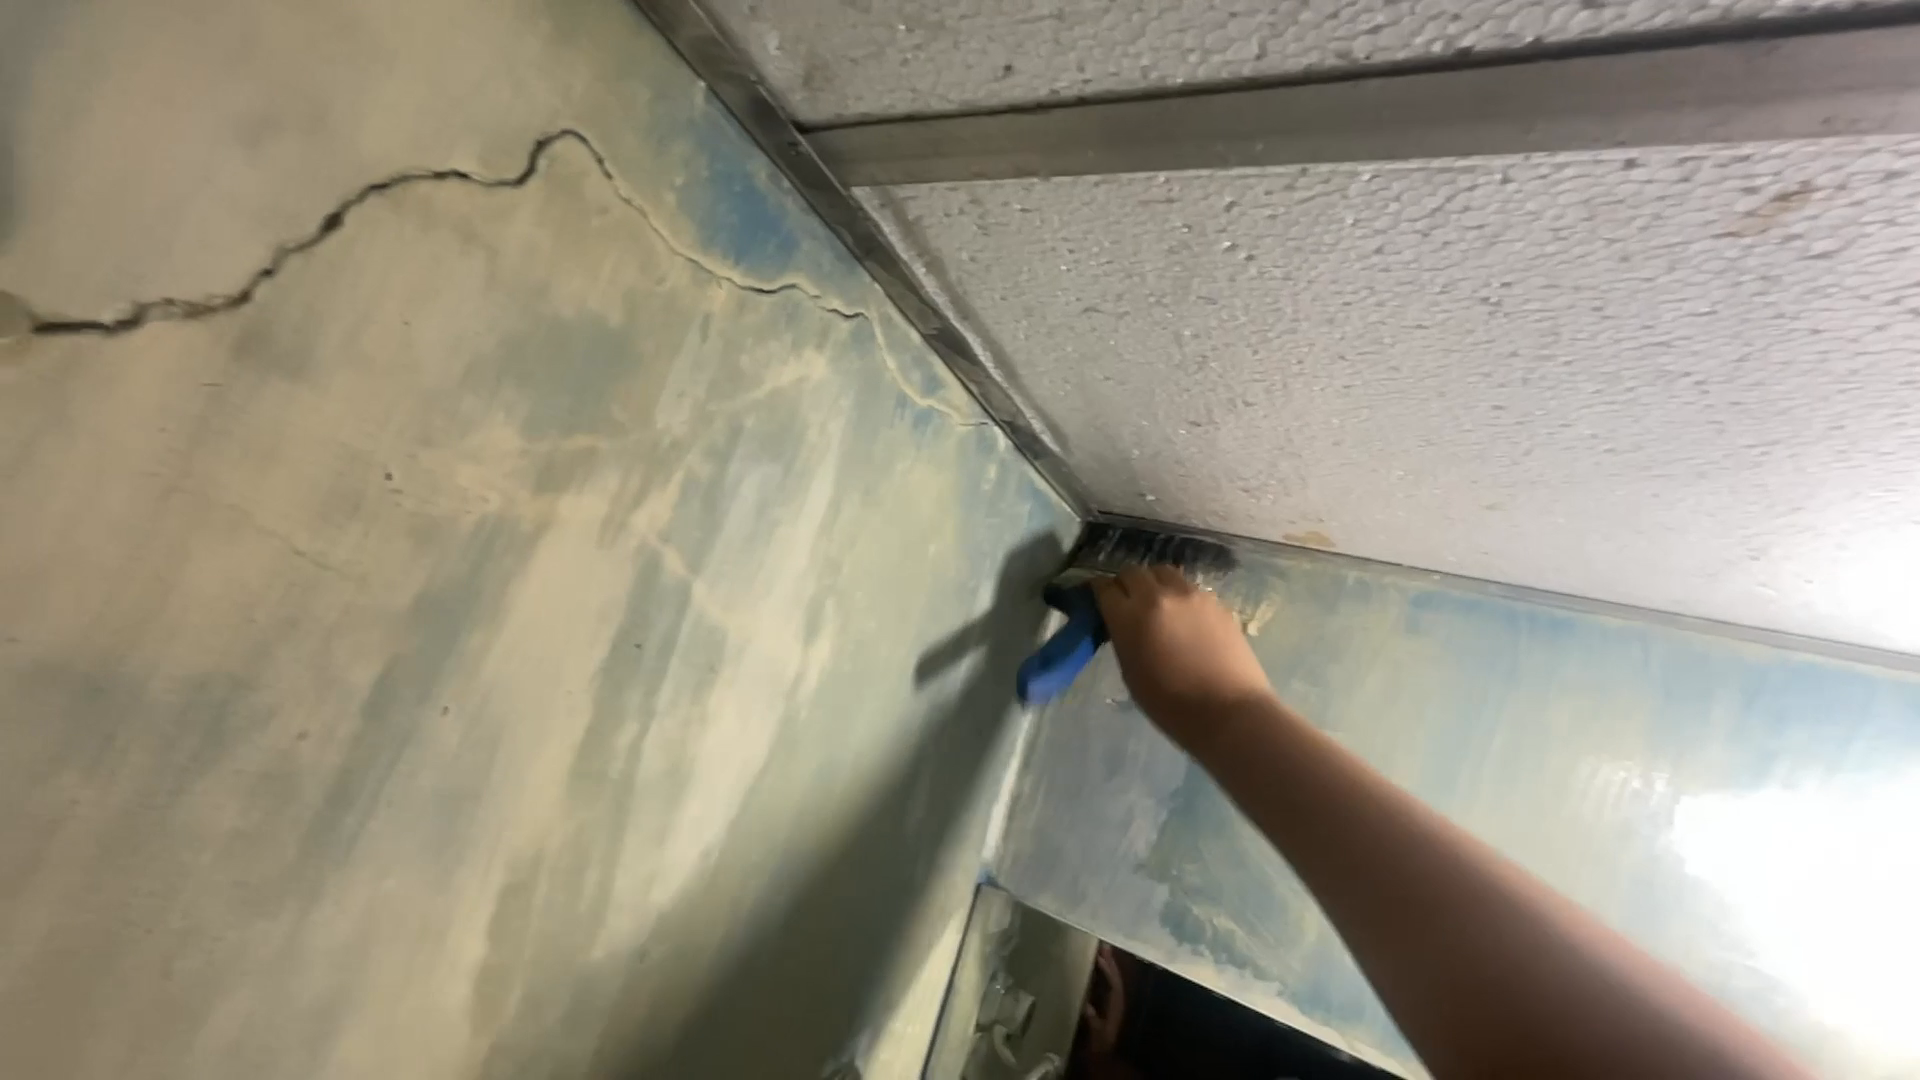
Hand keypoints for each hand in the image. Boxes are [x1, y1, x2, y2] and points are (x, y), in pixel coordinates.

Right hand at [1092, 566, 1274, 746]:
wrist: (1229, 712)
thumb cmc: (1170, 705)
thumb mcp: (1130, 671)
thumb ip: (1123, 637)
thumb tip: (1122, 621)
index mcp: (1130, 616)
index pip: (1104, 587)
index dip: (1099, 591)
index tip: (1099, 599)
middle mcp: (1159, 596)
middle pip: (1133, 571)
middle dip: (1126, 584)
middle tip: (1128, 602)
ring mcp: (1192, 595)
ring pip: (1164, 572)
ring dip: (1154, 584)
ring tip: (1158, 605)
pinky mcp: (1217, 602)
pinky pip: (1189, 588)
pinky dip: (1180, 596)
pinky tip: (1185, 619)